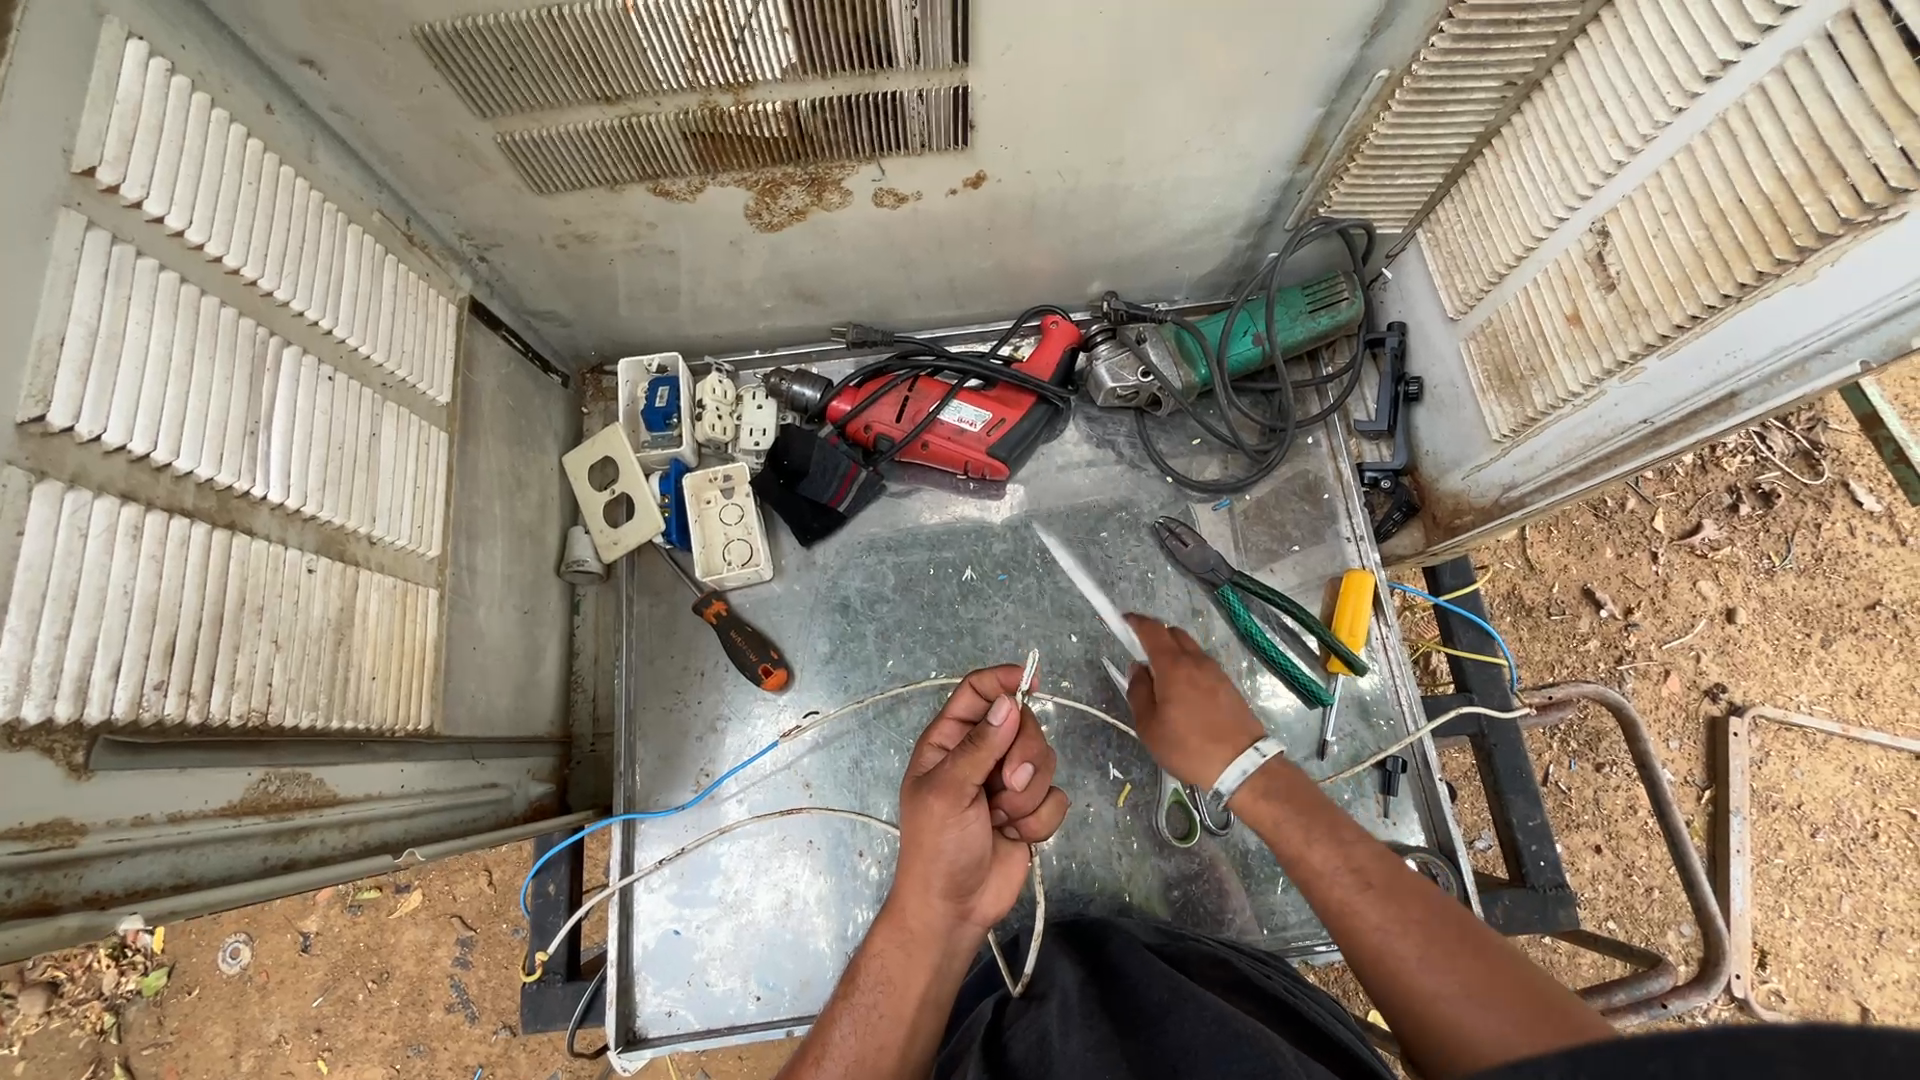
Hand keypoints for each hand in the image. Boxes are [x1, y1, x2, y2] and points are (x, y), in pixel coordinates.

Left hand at [889, 665, 1069, 935]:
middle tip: (1005, 786)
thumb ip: (979, 745)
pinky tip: (1014, 835)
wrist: (954, 909)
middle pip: (1022, 724)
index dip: (1003, 680)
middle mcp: (981, 754)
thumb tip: (1008, 701)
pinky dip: (1039, 820)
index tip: (1031, 681)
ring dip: (1027, 796)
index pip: (978, 691)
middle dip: (1022, 757)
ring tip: (1001, 818)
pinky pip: (1056, 797)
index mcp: (950, 740)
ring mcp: (1007, 782)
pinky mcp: (1031, 810)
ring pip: (1044, 760)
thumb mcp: (948, 791)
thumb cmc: (936, 846)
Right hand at [1124, 614, 1266, 787]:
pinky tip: (1184, 693)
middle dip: (1155, 636)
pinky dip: (1188, 667)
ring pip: (1190, 649)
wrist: (1243, 766)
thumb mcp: (1148, 726)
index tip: (1124, 622)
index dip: (1136, 622)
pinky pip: (1202, 665)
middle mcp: (1197, 661)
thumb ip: (1138, 691)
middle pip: (1174, 634)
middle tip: (1141, 655)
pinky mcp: (1229, 686)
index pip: (1153, 630)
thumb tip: (1138, 669)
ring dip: (1173, 653)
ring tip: (1162, 680)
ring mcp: (1217, 672)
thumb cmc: (1188, 747)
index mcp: (1173, 666)